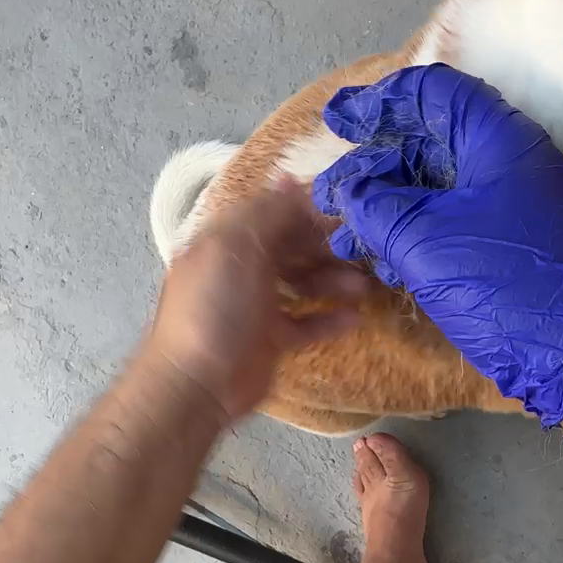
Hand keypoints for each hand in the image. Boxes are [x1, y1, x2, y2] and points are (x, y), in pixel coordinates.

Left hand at [147, 178, 372, 421]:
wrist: (197, 384)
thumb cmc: (213, 310)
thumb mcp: (236, 249)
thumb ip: (266, 214)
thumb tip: (290, 178)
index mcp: (229, 240)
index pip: (273, 212)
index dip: (309, 208)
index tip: (347, 210)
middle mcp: (243, 268)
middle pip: (293, 247)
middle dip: (327, 246)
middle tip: (363, 251)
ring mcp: (257, 305)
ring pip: (303, 283)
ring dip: (334, 281)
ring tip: (365, 288)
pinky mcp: (272, 339)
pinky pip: (306, 322)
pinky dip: (329, 318)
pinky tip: (354, 319)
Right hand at [312, 64, 562, 426]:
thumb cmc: (503, 284)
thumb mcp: (425, 242)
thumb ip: (377, 208)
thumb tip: (351, 195)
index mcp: (498, 139)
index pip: (432, 95)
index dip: (378, 104)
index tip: (338, 123)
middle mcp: (509, 164)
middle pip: (429, 146)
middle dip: (373, 172)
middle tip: (330, 197)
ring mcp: (512, 208)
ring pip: (437, 194)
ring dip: (386, 213)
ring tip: (344, 242)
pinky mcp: (509, 248)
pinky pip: (452, 228)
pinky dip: (414, 240)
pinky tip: (380, 264)